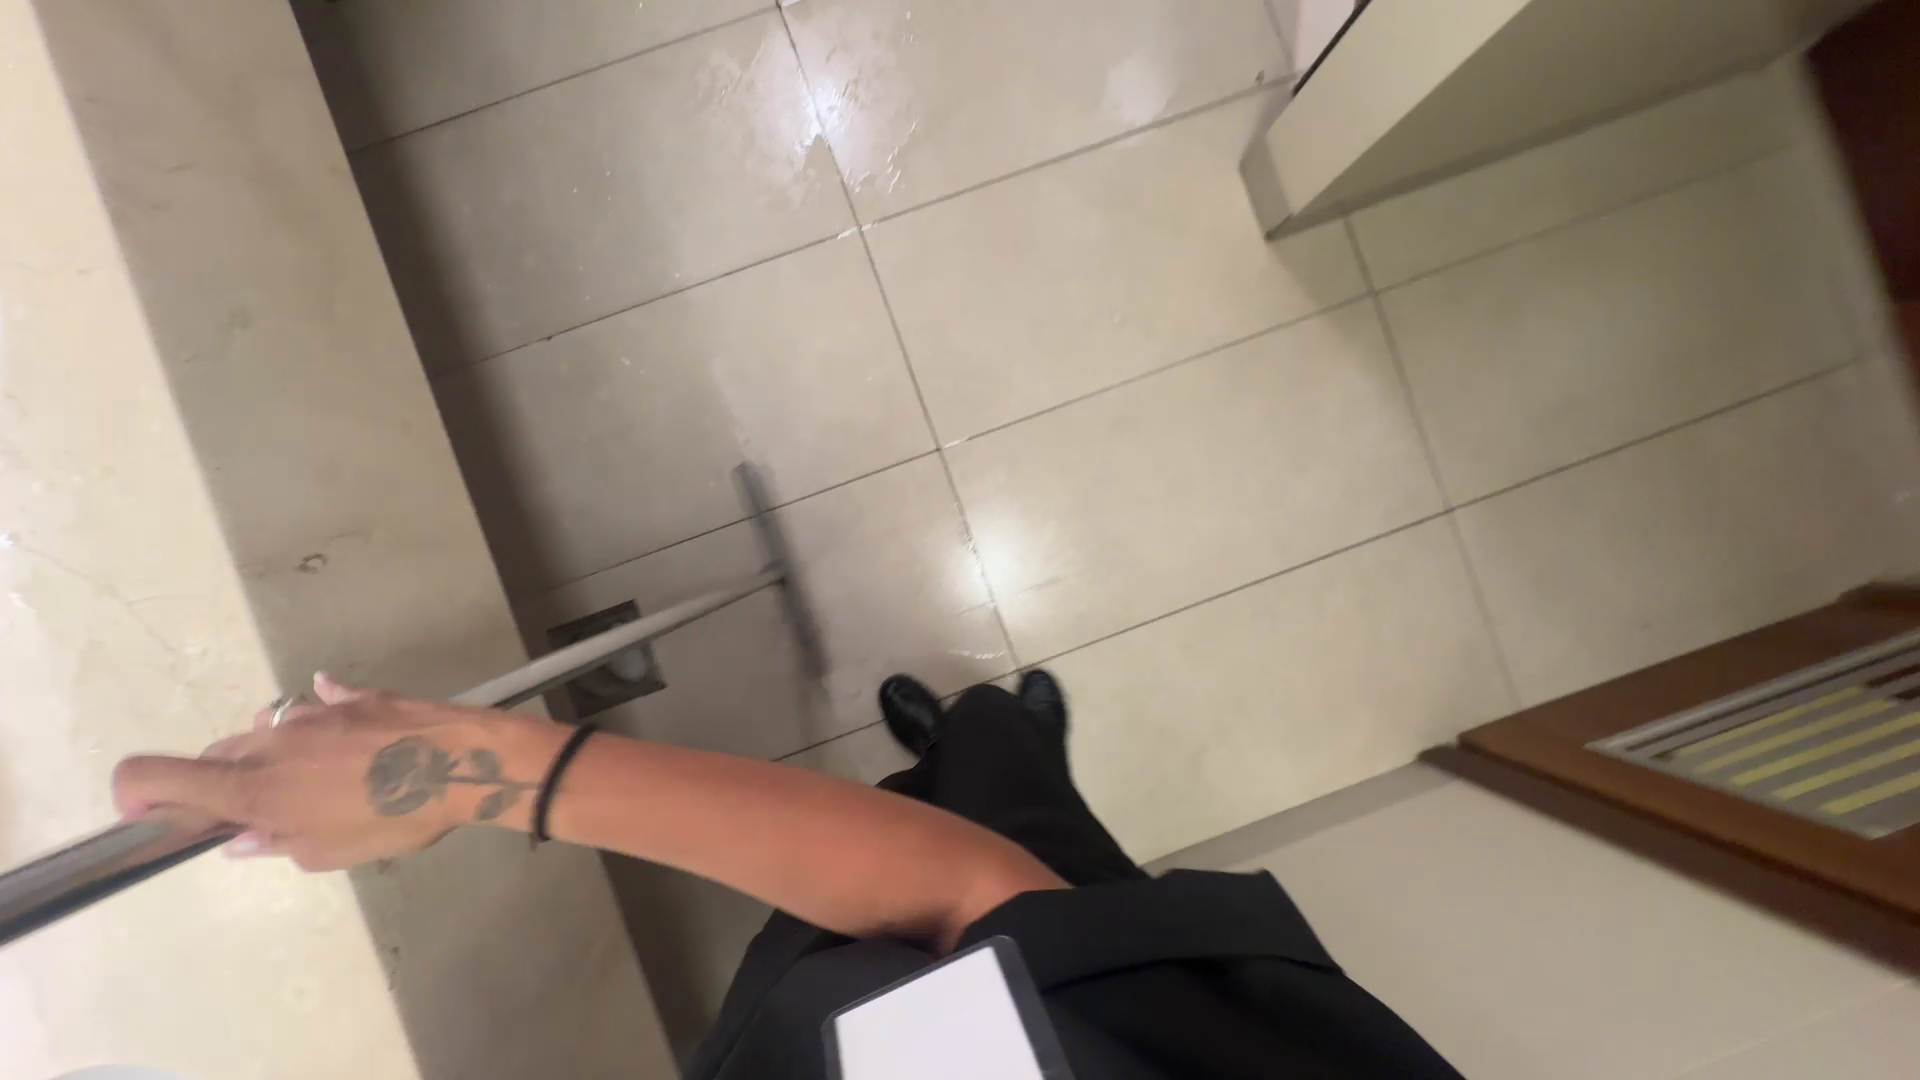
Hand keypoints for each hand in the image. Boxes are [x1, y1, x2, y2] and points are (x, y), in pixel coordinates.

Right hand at [112, 673, 561, 869]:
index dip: (137, 791)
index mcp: (253, 784)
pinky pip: (328, 697)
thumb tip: (241, 837)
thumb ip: (278, 842)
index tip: (154, 811)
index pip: (154, 773)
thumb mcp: (331, 852)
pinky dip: (324, 710)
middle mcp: (275, 740)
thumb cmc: (399, 816)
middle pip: (220, 753)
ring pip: (271, 728)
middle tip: (263, 805)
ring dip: (278, 750)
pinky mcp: (364, 695)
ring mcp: (320, 711)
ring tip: (318, 774)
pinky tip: (335, 714)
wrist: (471, 763)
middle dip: (224, 779)